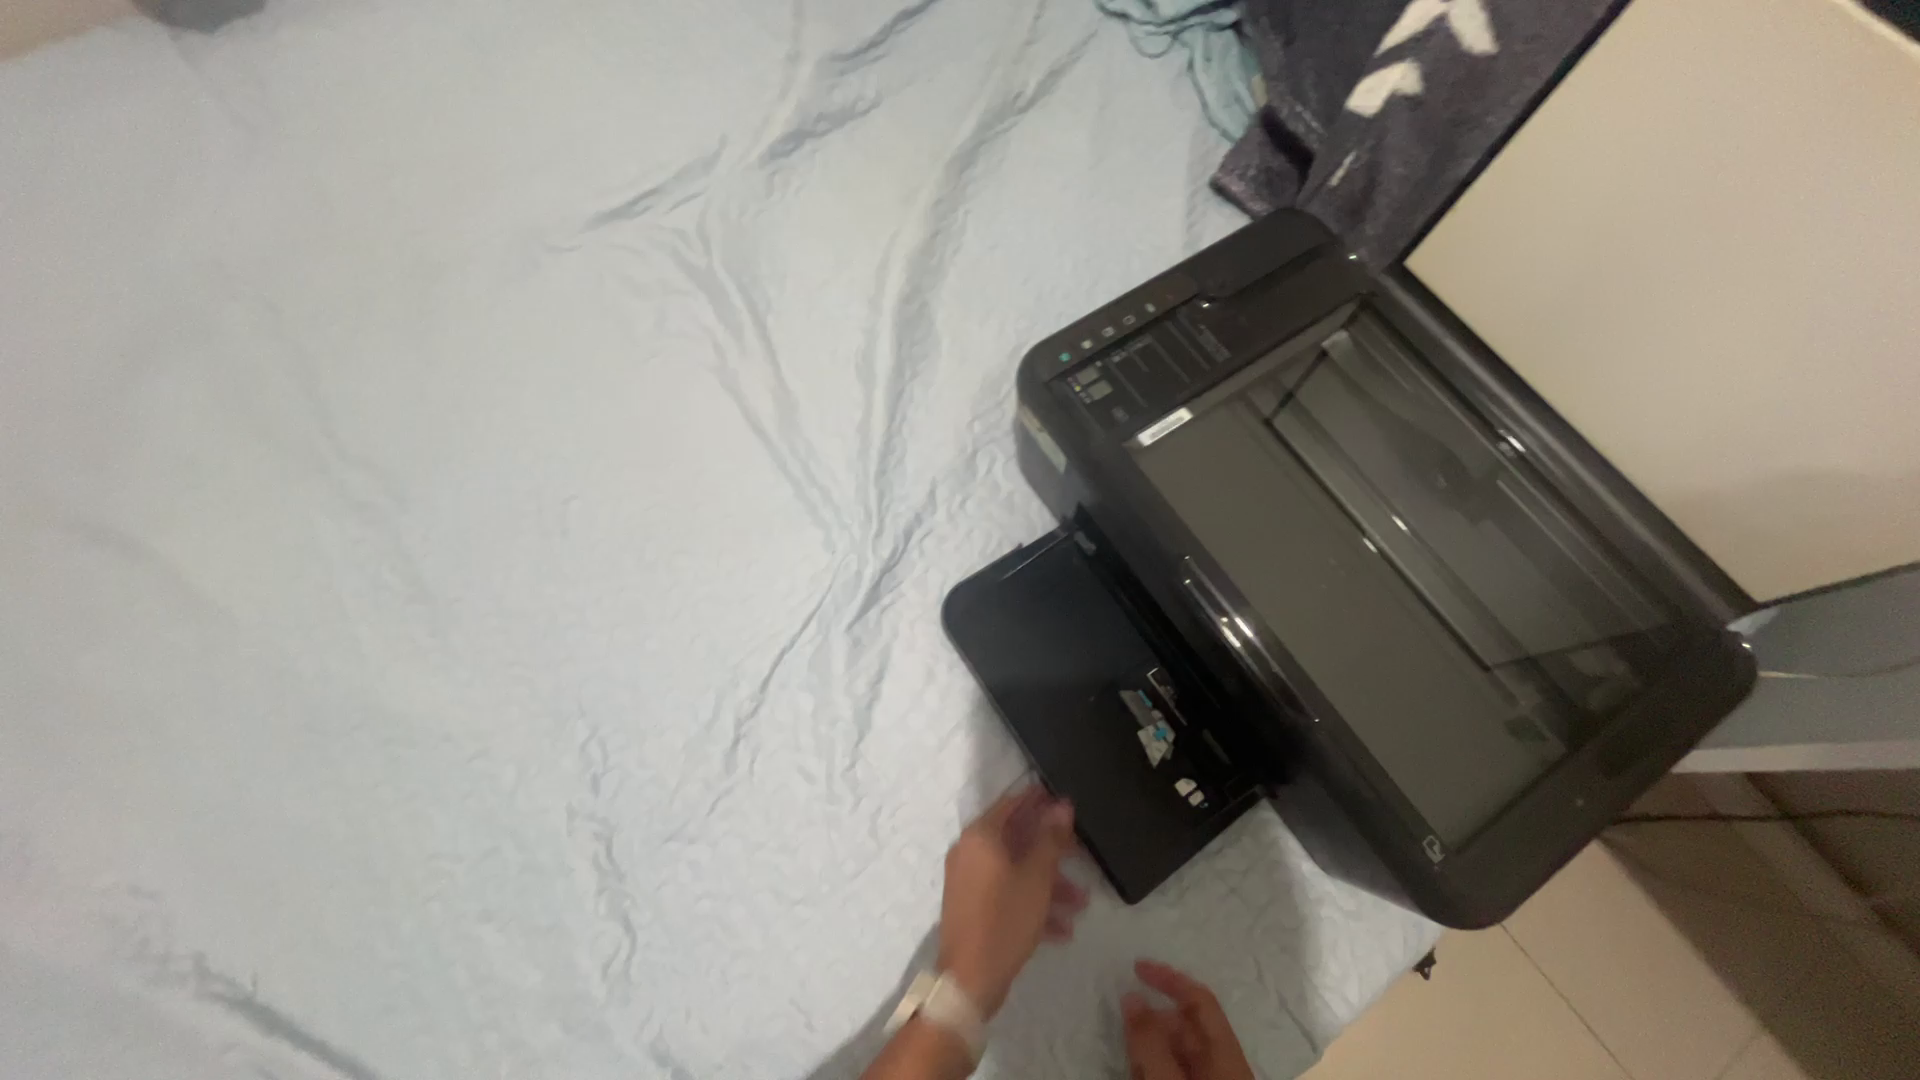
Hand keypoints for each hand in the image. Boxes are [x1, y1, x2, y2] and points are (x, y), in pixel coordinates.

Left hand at [937, 785, 1087, 1017]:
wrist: (969, 979)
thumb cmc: (1005, 919)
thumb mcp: (1036, 877)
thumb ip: (1050, 839)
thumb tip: (1062, 804)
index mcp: (981, 836)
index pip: (1011, 804)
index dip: (1037, 800)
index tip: (1062, 798)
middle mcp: (970, 851)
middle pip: (1015, 839)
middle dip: (1050, 848)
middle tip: (1080, 851)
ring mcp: (969, 880)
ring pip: (1014, 870)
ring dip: (1047, 883)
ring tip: (1081, 903)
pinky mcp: (972, 907)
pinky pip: (1006, 894)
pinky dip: (1031, 904)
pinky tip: (1062, 928)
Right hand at [1122, 960, 1255, 1079]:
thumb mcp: (1168, 1075)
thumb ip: (1149, 1039)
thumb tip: (1130, 995)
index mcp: (1226, 1048)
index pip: (1199, 997)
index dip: (1168, 977)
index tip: (1137, 966)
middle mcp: (1225, 1060)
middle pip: (1187, 1023)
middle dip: (1154, 1016)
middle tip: (1124, 1018)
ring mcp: (1217, 1077)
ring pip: (1180, 1048)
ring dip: (1152, 1043)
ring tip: (1128, 1047)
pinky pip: (1179, 1068)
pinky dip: (1158, 1063)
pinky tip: (1141, 1069)